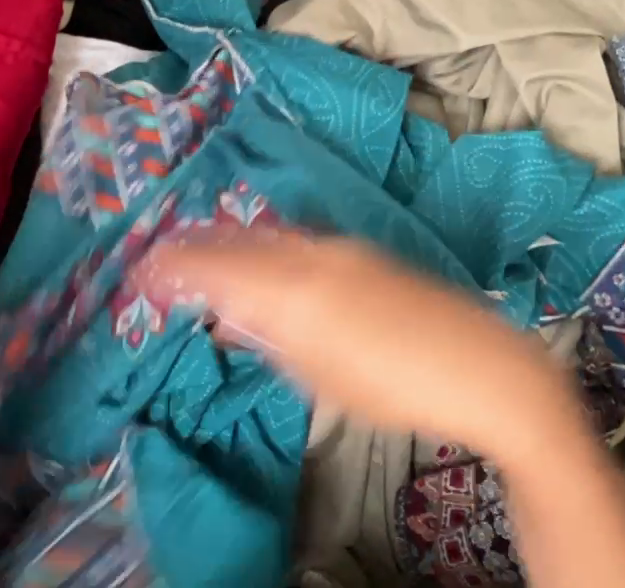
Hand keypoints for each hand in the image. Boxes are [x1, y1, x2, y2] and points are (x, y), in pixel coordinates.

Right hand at [143, 236, 592, 467]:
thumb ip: (268, 339)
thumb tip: (229, 319)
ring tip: (201, 249)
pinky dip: (264, 244)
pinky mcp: (361, 250)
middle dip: (195, 246)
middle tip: (161, 254)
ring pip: (267, 236)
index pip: (216, 268)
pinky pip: (295, 238)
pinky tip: (260, 254)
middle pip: (238, 242)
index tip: (143, 270)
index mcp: (292, 291)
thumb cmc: (394, 389)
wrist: (480, 366)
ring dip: (229, 241)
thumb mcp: (320, 378)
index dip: (174, 267)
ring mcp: (338, 247)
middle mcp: (309, 255)